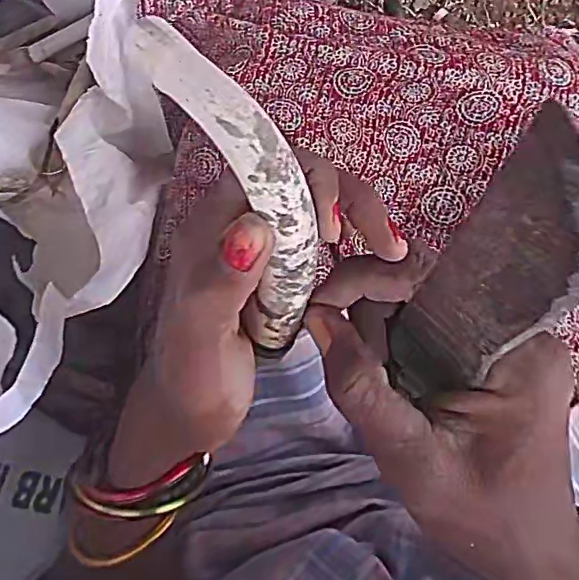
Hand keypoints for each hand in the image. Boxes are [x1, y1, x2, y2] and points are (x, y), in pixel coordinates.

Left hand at [108, 153, 406, 486]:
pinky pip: (320, 237)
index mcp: (213, 225)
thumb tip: (254, 227)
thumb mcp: (202, 332)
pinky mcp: (281, 268)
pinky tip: (373, 258)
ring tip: (387, 249)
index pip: (264, 168)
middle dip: (345, 196)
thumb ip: (222, 281)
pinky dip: (353, 240)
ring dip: (356, 215)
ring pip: (315, 202)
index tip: (334, 230)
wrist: (192, 411)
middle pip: (299, 176)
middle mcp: (238, 223)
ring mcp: (262, 244)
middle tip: (379, 242)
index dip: (307, 181)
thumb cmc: (191, 375)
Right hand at [305, 294, 578, 579]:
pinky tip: (391, 382)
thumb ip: (362, 391)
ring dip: (377, 335)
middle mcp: (513, 322)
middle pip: (417, 282)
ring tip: (382, 389)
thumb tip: (318, 319)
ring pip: (412, 299)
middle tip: (354, 366)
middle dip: (369, 318)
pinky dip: (390, 343)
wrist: (530, 553)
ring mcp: (498, 331)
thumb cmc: (486, 516)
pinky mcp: (482, 344)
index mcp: (515, 341)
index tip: (323, 306)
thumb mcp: (414, 461)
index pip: (430, 273)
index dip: (370, 278)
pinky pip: (421, 320)